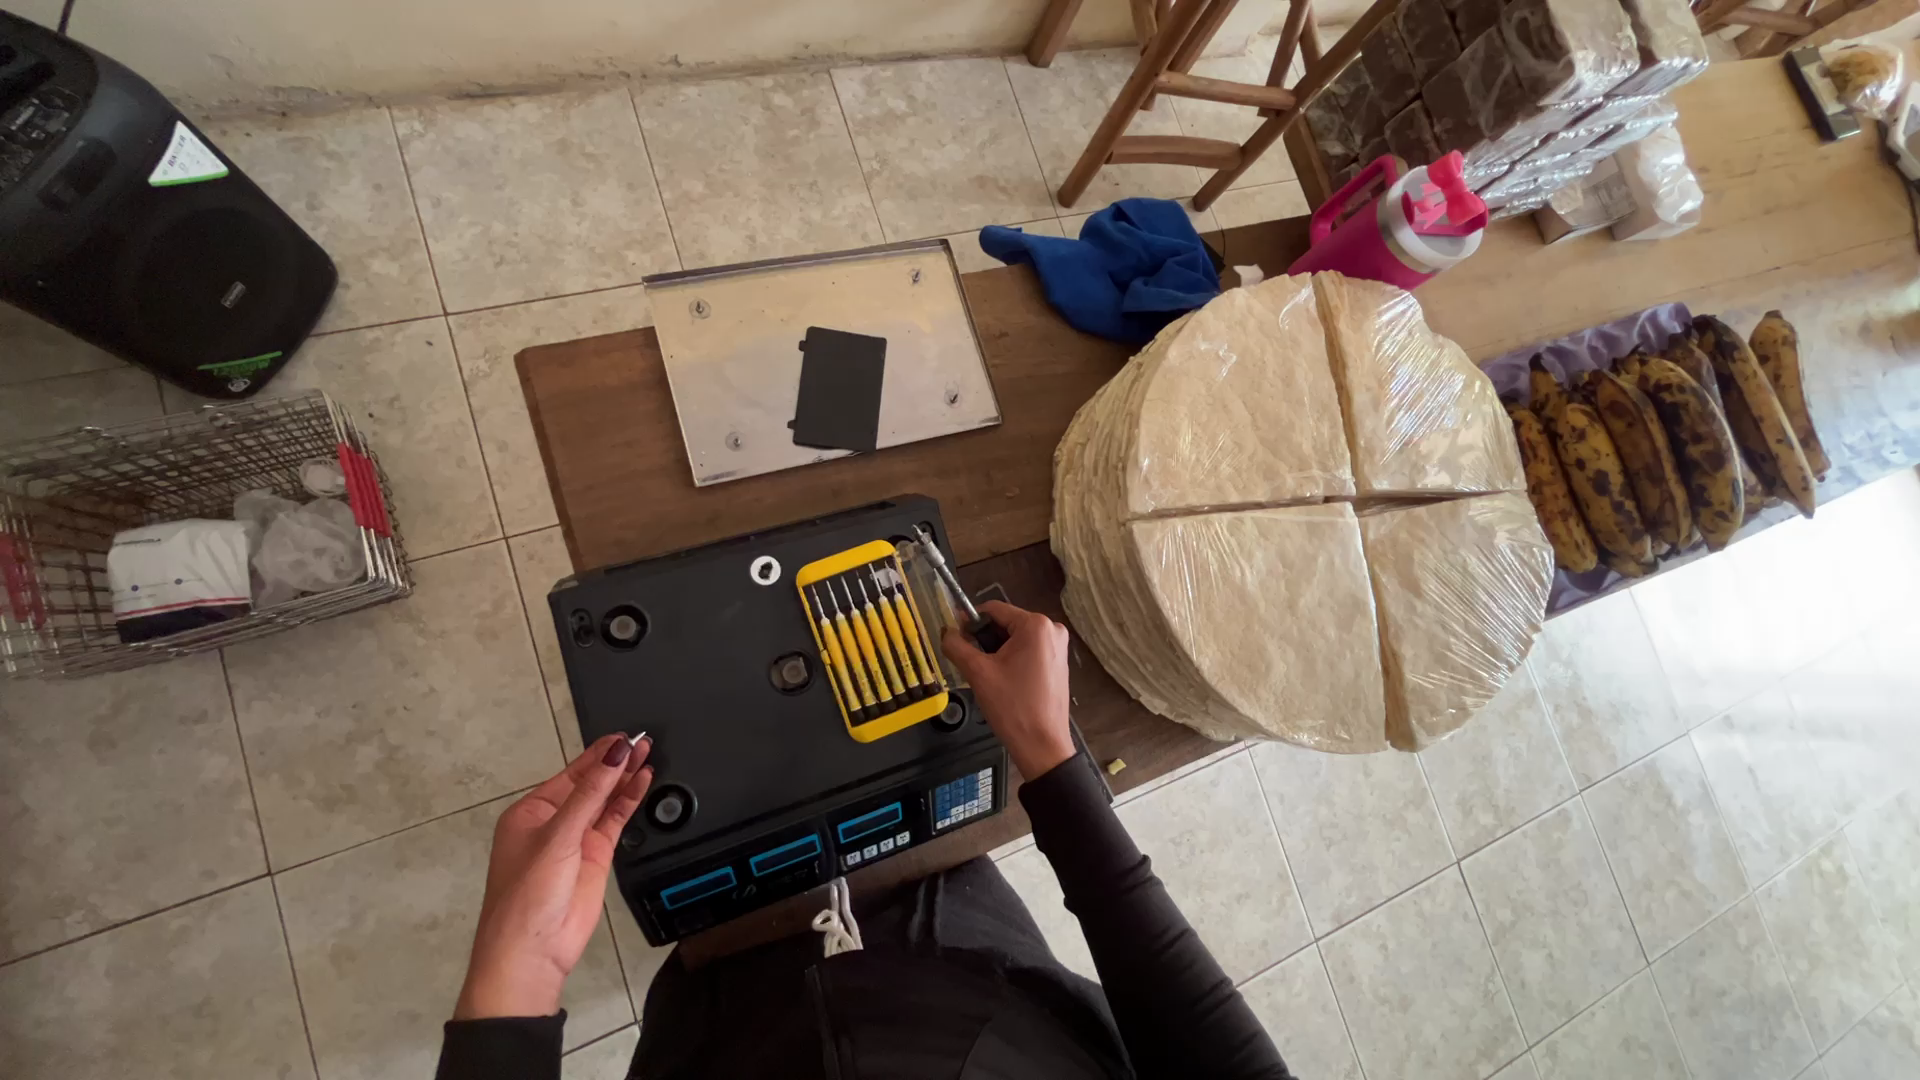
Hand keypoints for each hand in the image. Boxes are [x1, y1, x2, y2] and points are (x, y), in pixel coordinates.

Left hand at [454, 734, 653, 1019]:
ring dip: (626, 777)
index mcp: (531, 812)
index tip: (625, 736)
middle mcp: (554, 822)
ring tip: (649, 752)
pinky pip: (616, 819)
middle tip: (643, 740)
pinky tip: (644, 781)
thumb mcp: (558, 836)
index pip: (572, 773)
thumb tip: (615, 754)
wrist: (533, 953)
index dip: (599, 754)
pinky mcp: (597, 854)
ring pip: (606, 798)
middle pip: (592, 782)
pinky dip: (631, 800)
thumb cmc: (526, 897)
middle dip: (616, 762)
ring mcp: (577, 838)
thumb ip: (592, 792)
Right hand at [942, 600, 1076, 780]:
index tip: (956, 639)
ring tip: (986, 675)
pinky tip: (1003, 680)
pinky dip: (1011, 659)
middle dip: (984, 639)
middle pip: (1005, 623)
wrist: (1042, 746)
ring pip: (1015, 639)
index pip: (993, 610)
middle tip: (971, 663)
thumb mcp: (978, 673)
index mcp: (1036, 625)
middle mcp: (1052, 629)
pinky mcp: (1059, 663)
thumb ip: (957, 646)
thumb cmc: (1012, 706)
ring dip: (997, 651)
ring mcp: (1058, 647)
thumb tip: (946, 632)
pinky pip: (1028, 651)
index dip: (970, 622)